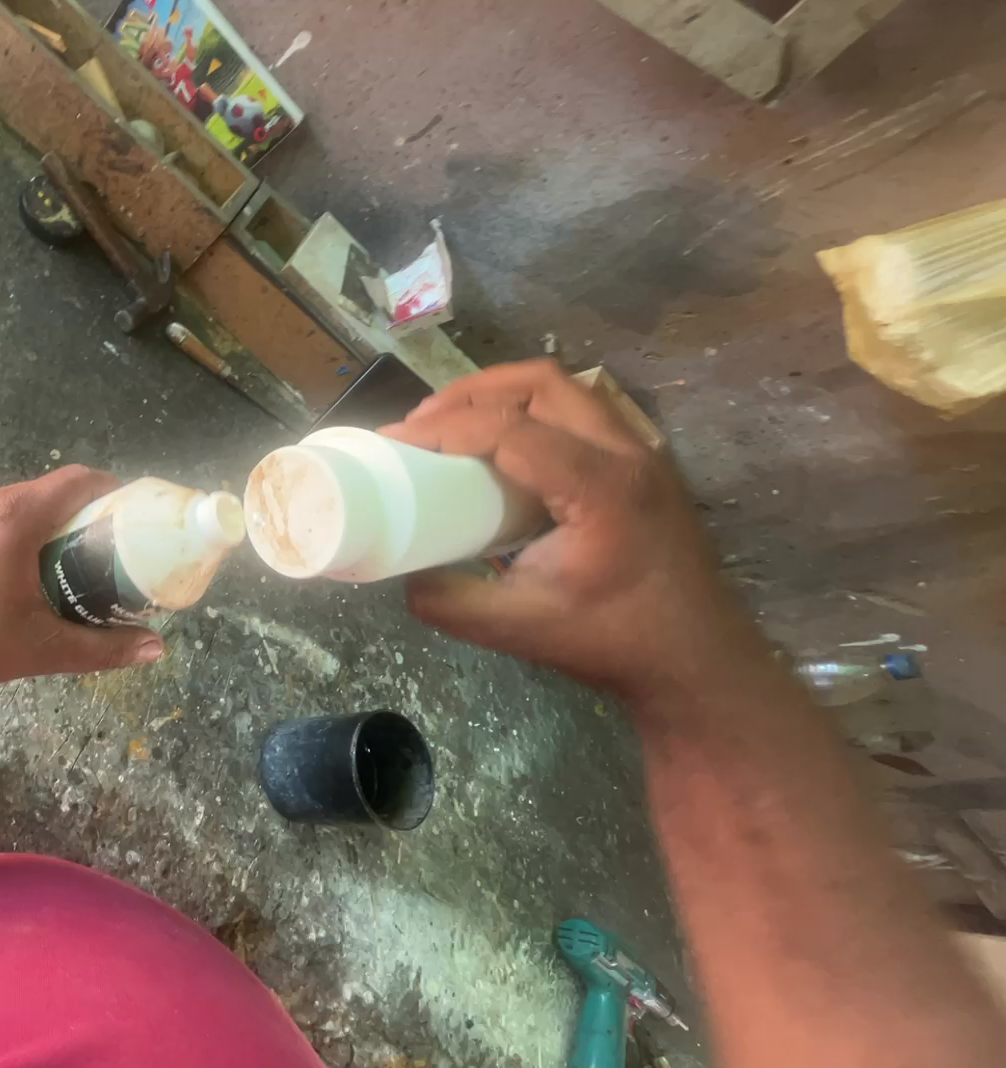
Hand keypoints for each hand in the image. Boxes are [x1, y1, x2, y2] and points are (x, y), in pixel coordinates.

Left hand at [0, 466, 164, 699]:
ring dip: (54, 523)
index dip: (114, 491)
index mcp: (16, 518)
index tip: (135, 517)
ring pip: (23, 503)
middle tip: (112, 550)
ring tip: (76, 562)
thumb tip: (157, 649)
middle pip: (52, 491)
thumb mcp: (45, 649)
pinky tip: (28, 570)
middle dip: (87, 514)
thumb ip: (105, 648)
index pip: (78, 481)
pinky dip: (24, 531)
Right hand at [379, 360, 773, 701]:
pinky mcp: (638, 465)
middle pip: (539, 384)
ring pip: (561, 390)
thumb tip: (402, 571)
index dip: (443, 428)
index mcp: (600, 486)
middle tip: (419, 423)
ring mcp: (639, 454)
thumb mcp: (513, 627)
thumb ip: (446, 599)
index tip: (393, 440)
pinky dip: (525, 411)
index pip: (507, 429)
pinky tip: (496, 447)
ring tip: (450, 425)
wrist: (696, 660)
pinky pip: (575, 412)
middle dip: (468, 394)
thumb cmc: (611, 640)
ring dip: (498, 396)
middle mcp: (626, 453)